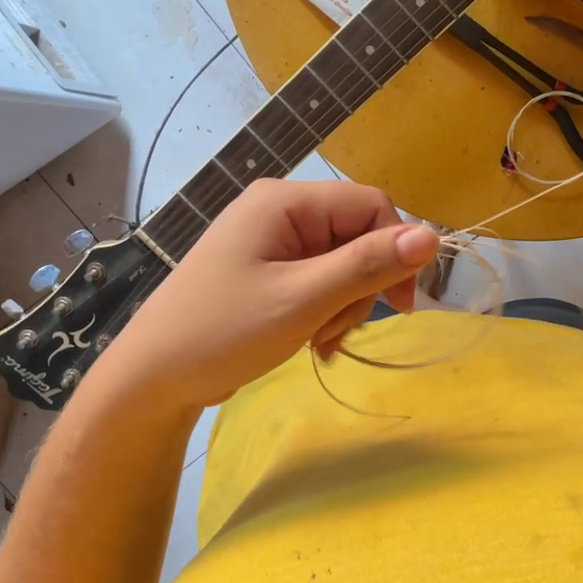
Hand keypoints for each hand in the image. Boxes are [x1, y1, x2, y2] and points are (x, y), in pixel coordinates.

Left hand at [94, 179, 439, 411]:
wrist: (150, 381)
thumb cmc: (223, 333)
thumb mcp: (303, 300)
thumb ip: (367, 265)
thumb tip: (432, 235)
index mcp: (285, 201)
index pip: (371, 206)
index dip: (396, 250)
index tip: (400, 305)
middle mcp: (280, 209)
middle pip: (357, 235)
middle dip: (360, 287)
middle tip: (337, 332)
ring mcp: (271, 239)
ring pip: (342, 262)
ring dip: (343, 305)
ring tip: (319, 342)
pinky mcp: (267, 268)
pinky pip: (318, 278)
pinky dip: (325, 310)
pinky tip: (312, 342)